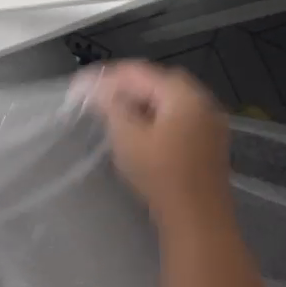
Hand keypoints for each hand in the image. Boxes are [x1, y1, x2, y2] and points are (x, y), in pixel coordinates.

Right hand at [80, 60, 231, 222]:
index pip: (140, 72)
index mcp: (184, 96)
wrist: (196, 214)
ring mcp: (208, 121)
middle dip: (124, 83)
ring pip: (168, 97)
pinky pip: (176, 113)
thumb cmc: (158, 172)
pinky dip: (153, 111)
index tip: (77, 86)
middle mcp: (202, 102)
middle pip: (158, 80)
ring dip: (139, 97)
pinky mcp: (207, 139)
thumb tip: (96, 86)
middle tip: (94, 94)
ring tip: (110, 108)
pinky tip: (135, 124)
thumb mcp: (126, 135)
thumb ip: (111, 104)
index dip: (105, 75)